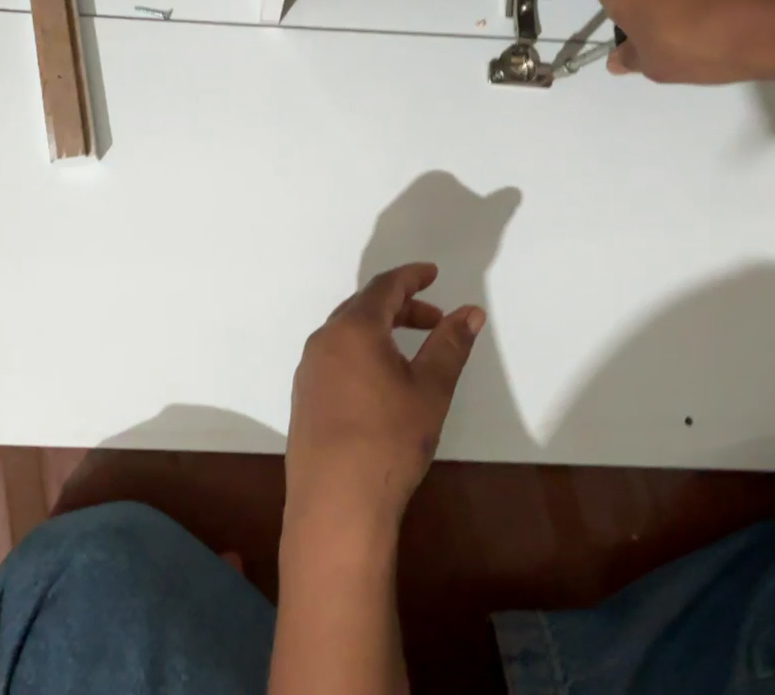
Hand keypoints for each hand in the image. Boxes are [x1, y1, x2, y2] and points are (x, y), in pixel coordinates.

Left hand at [285, 263, 484, 529]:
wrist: (336, 500)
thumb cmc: (389, 439)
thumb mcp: (430, 389)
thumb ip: (450, 344)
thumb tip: (470, 312)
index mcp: (353, 329)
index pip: (384, 287)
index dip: (411, 277)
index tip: (433, 274)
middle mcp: (324, 341)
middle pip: (363, 308)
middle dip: (401, 308)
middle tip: (435, 320)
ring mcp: (308, 369)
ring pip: (347, 334)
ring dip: (381, 332)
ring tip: (413, 353)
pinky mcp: (304, 396)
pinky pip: (335, 357)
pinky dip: (362, 353)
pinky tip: (381, 382)